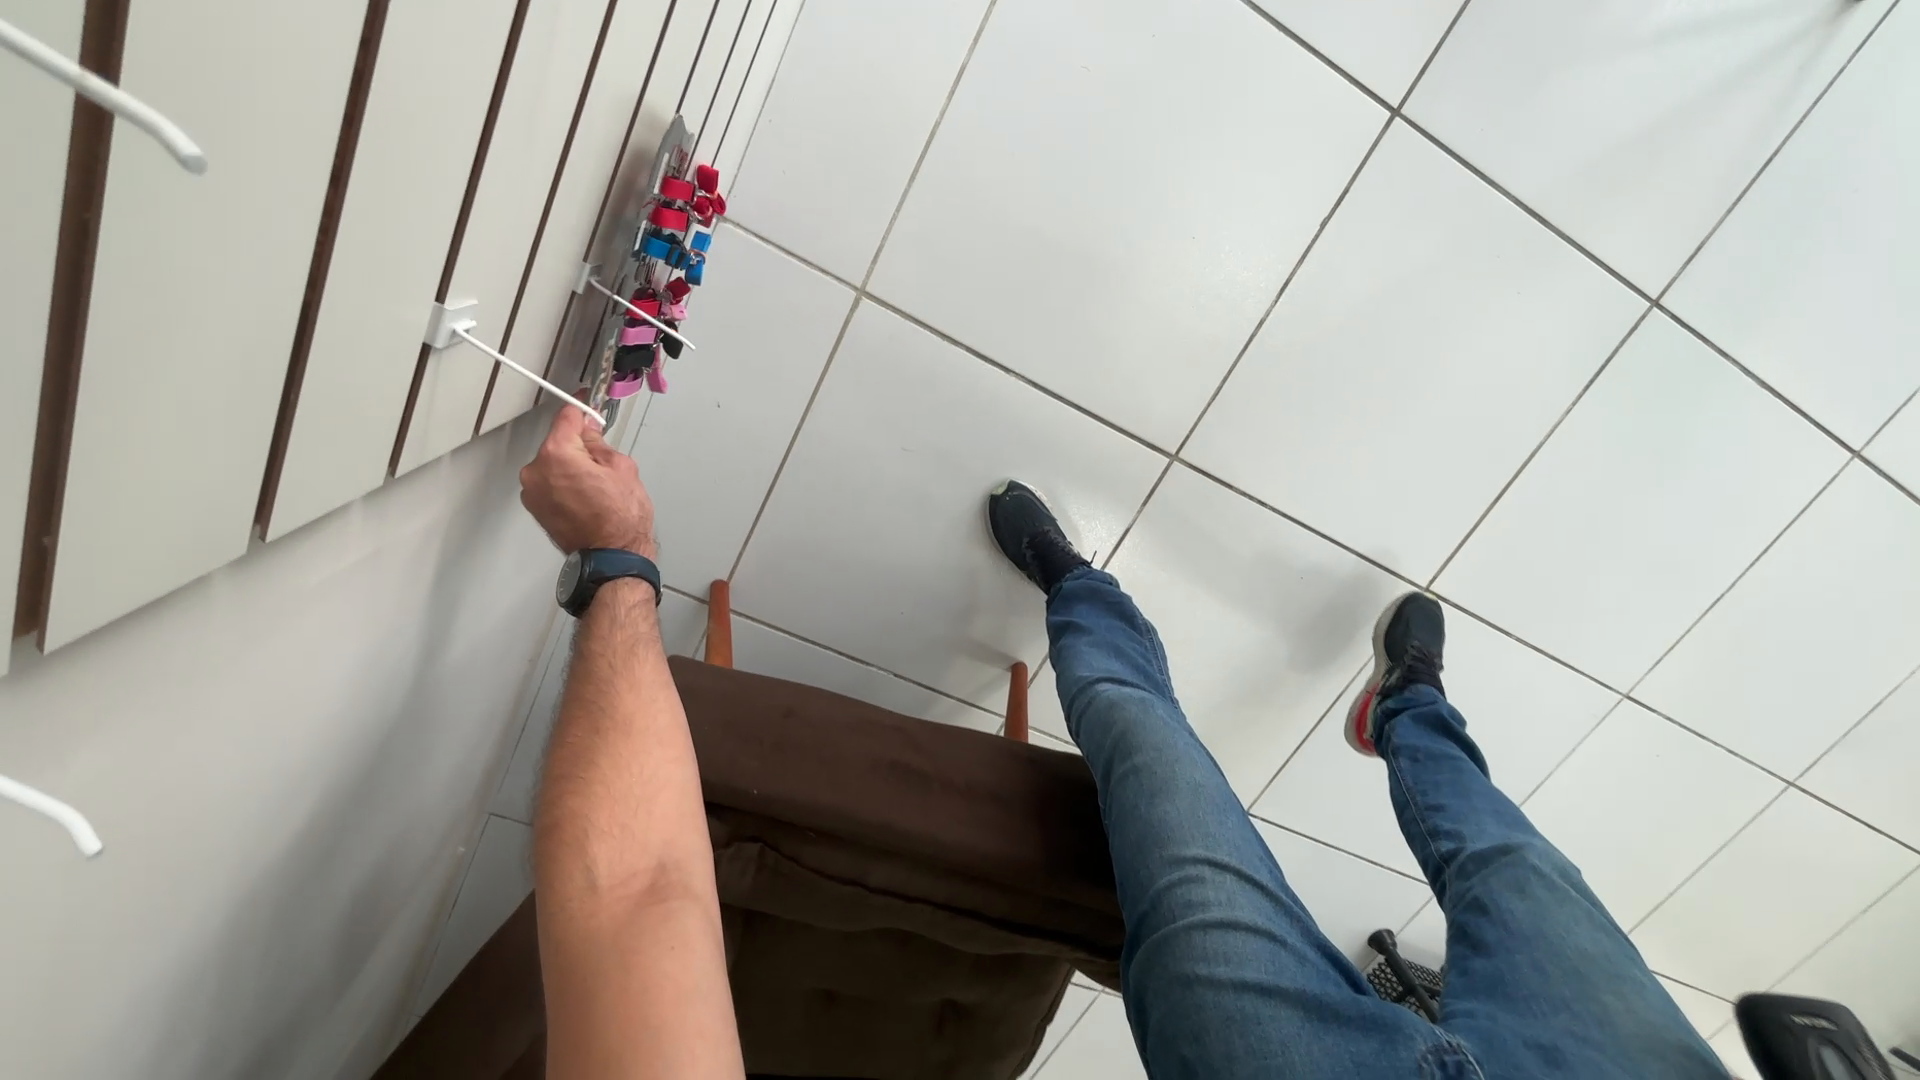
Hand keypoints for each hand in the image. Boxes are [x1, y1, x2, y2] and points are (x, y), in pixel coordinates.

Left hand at [519, 406, 656, 557]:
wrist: (612, 557)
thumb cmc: (621, 519)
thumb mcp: (622, 468)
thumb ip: (599, 443)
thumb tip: (588, 432)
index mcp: (557, 454)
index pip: (566, 418)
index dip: (582, 409)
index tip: (588, 402)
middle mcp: (537, 470)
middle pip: (558, 443)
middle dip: (579, 446)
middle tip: (605, 460)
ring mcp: (533, 492)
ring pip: (554, 465)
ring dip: (572, 467)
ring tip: (599, 486)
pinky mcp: (536, 509)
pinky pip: (551, 484)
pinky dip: (566, 485)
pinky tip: (588, 498)